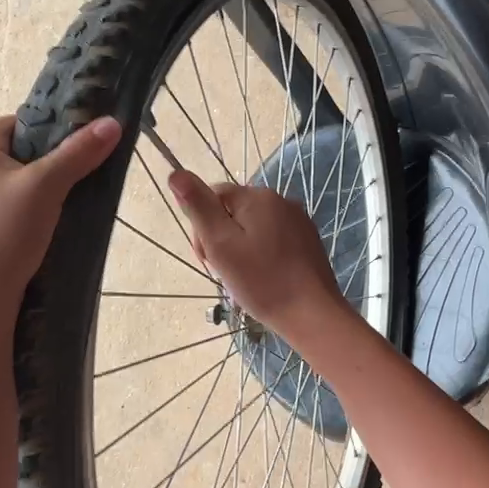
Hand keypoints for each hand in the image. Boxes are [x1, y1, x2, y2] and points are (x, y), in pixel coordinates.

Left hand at [0, 114, 120, 299]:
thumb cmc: (5, 234)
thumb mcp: (47, 188)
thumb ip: (79, 153)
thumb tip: (113, 122)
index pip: (14, 124)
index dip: (49, 133)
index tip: (76, 151)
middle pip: (13, 156)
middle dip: (44, 167)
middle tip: (74, 182)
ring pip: (7, 187)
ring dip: (35, 194)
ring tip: (62, 209)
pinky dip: (21, 217)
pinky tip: (39, 233)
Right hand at [167, 172, 348, 337]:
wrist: (312, 314)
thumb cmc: (261, 281)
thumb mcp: (220, 244)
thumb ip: (198, 206)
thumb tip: (177, 173)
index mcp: (258, 197)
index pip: (214, 196)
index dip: (203, 227)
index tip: (208, 258)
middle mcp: (281, 200)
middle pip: (234, 211)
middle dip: (223, 238)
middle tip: (227, 272)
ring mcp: (298, 220)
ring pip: (254, 227)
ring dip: (241, 248)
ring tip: (246, 278)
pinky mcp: (308, 241)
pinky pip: (273, 239)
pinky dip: (262, 255)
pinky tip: (265, 278)